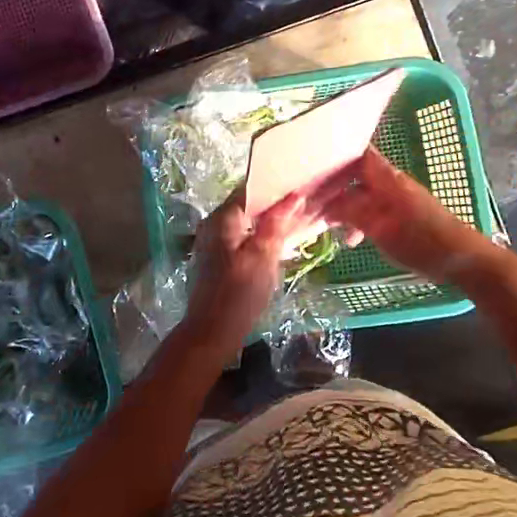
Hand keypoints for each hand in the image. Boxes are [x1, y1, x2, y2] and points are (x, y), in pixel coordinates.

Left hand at [181, 189, 320, 356]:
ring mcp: (214, 242)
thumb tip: (294, 195)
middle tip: (305, 204)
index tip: (301, 184)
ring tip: (298, 222)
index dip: (276, 185)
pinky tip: (279, 245)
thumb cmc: (239, 293)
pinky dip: (260, 238)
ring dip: (269, 223)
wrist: (211, 332)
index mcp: (222, 217)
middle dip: (275, 205)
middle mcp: (214, 224)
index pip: (250, 188)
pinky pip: (243, 238)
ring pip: (246, 223)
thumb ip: (277, 224)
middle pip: (248, 205)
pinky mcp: (218, 259)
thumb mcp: (263, 256)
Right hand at [313, 148, 496, 283]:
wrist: (464, 261)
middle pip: (355, 175)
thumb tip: (325, 204)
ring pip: (362, 194)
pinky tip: (350, 239)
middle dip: (331, 187)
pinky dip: (357, 220)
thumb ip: (354, 213)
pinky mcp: (401, 217)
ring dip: (343, 207)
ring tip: (324, 225)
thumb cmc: (424, 243)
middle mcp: (391, 183)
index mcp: (388, 179)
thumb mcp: (382, 230)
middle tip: (308, 202)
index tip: (310, 168)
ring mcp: (397, 200)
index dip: (334, 157)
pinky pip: (372, 210)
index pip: (357, 154)